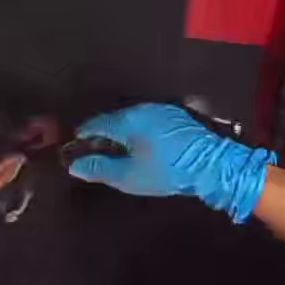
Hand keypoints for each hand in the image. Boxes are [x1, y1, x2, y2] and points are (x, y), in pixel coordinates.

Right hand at [67, 103, 276, 223]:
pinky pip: (148, 120)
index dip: (83, 135)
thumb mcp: (127, 176)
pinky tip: (139, 145)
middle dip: (102, 134)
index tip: (75, 146)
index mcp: (129, 119)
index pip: (97, 123)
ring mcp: (163, 110)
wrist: (209, 163)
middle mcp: (144, 108)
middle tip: (93, 152)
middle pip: (115, 118)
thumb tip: (76, 164)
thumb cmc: (165, 171)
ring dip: (121, 132)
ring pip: (133, 118)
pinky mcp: (176, 116)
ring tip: (115, 151)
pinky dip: (138, 130)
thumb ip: (99, 168)